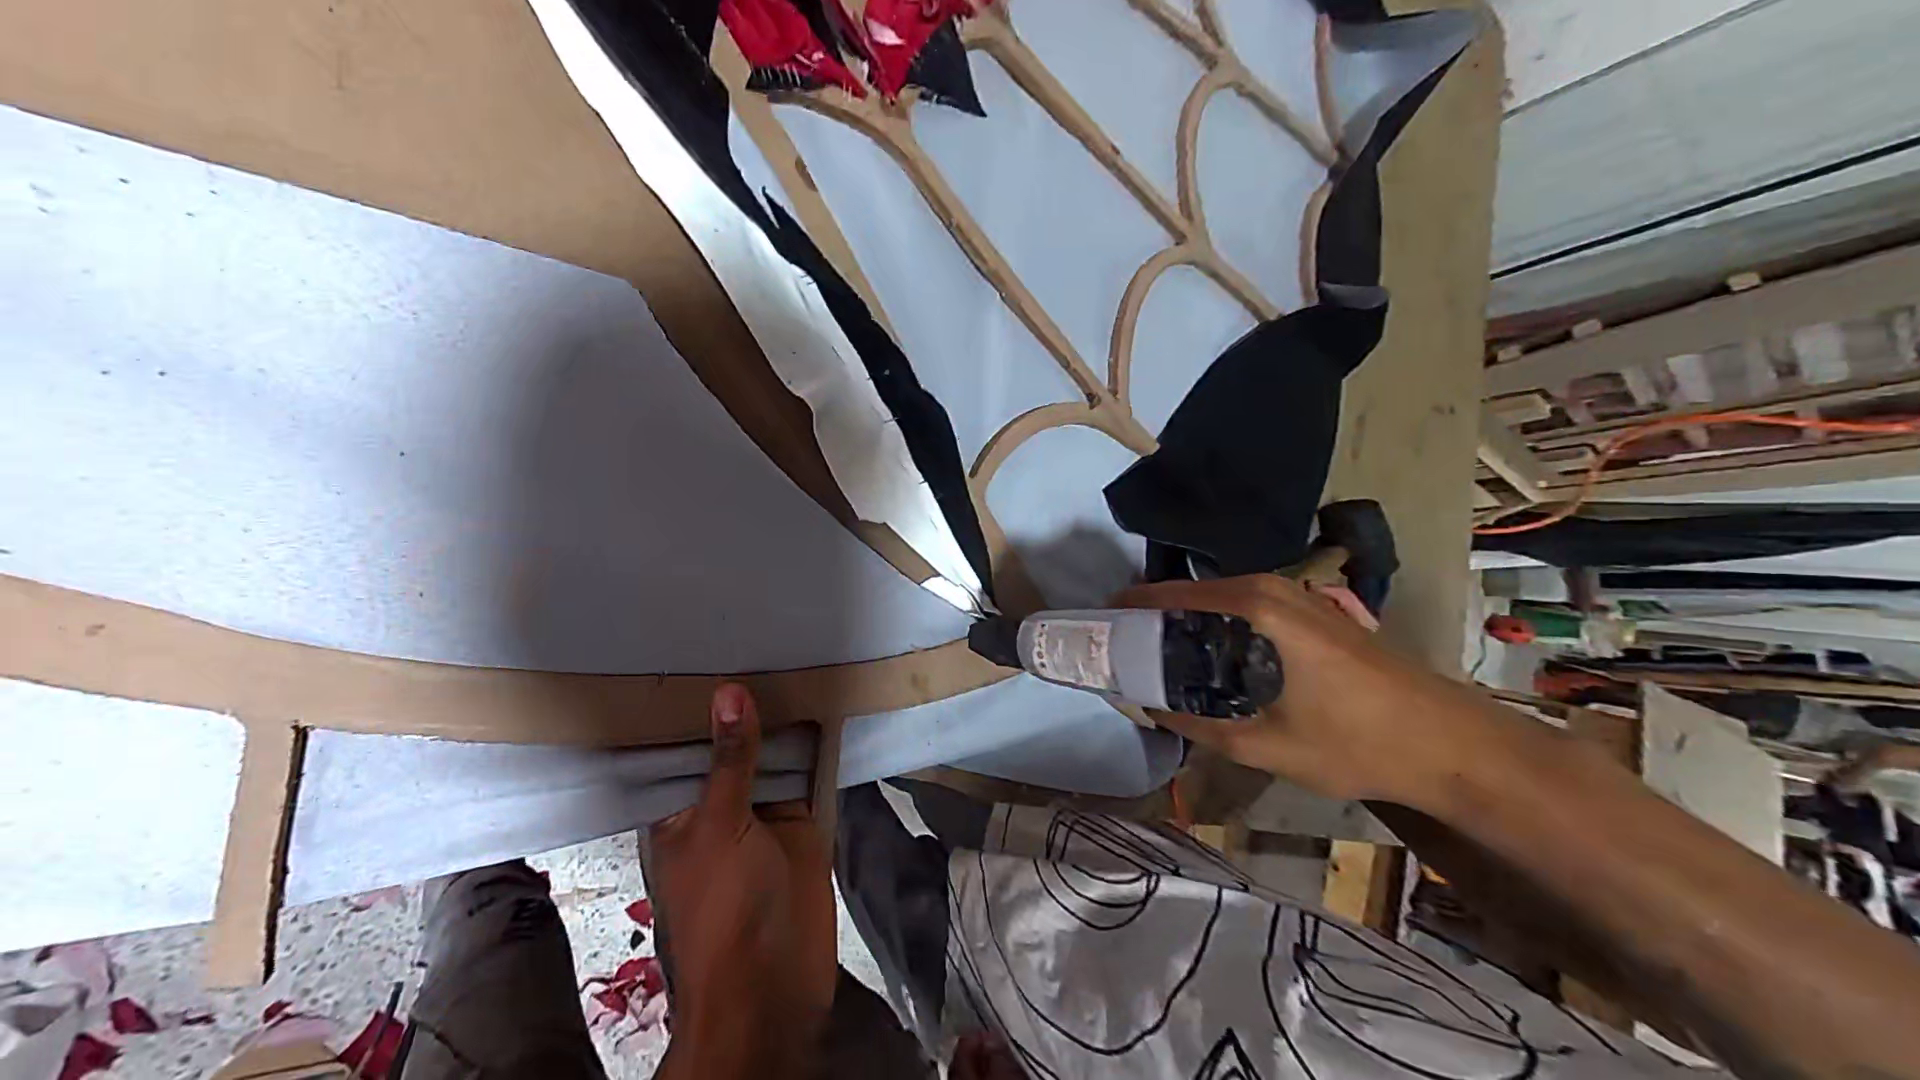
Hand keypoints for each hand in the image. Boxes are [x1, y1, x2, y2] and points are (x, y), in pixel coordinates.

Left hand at [649, 684, 836, 1079]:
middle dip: (744, 707)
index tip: (700, 652)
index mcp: (680, 810)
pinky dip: (820, 748)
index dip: (689, 707)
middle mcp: (720, 807)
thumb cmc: (725, 909)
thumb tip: (728, 692)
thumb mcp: (721, 826)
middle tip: (756, 639)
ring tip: (794, 658)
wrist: (773, 987)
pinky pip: (810, 777)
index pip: (679, 749)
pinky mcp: (803, 824)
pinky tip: (829, 704)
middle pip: (732, 749)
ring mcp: (764, 816)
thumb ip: (731, 760)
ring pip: (773, 759)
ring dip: (784, 723)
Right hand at [1115, 575, 1505, 804]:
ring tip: (1163, 651)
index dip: (1134, 606)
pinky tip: (1218, 657)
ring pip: (1225, 598)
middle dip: (1158, 614)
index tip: (1103, 621)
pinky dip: (1222, 623)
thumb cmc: (1356, 741)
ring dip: (1191, 619)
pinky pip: (1252, 606)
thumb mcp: (1264, 745)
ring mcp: (1303, 598)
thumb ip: (1198, 724)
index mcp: (1257, 608)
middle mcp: (1276, 589)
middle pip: (1197, 591)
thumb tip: (1147, 708)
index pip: (1175, 594)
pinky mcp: (1320, 613)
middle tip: (1128, 644)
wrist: (1451, 744)